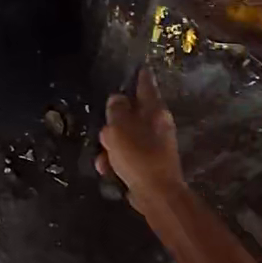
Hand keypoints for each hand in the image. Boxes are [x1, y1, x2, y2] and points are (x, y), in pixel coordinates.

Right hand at [97, 67, 185, 203]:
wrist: (157, 196)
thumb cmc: (139, 157)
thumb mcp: (120, 129)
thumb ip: (116, 110)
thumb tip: (116, 99)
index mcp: (154, 111)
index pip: (146, 86)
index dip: (140, 75)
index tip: (139, 66)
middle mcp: (158, 125)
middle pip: (131, 114)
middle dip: (114, 123)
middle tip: (104, 131)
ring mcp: (155, 146)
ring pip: (126, 137)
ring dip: (111, 147)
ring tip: (103, 158)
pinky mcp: (149, 165)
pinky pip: (128, 157)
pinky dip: (116, 162)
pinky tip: (108, 171)